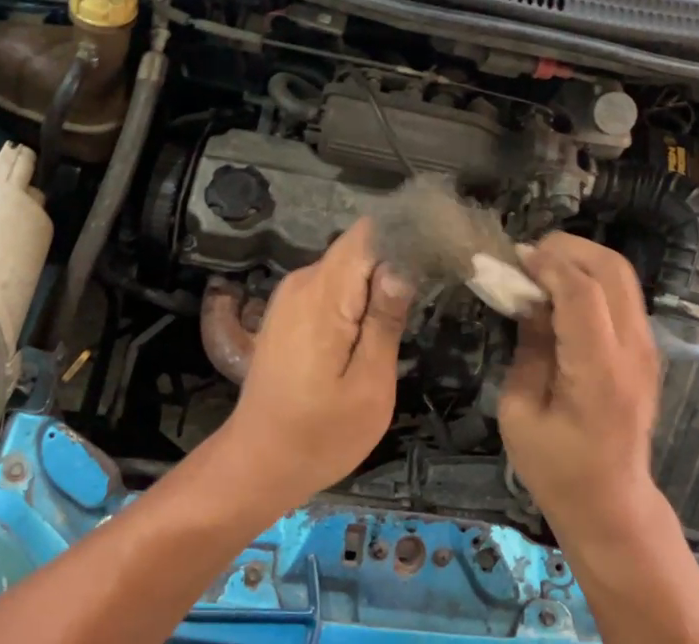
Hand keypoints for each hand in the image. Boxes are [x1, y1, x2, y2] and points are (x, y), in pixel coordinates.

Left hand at [209, 219, 415, 508]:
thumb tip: (402, 266)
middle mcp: (303, 282)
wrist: (258, 465)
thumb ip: (385, 321)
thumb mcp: (369, 386)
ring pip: (347, 268)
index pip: (369, 234)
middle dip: (396, 263)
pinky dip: (357, 299)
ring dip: (377, 284)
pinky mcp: (288, 313)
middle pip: (359, 249)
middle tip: (434, 292)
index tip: (440, 253)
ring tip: (412, 311)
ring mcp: (290, 296)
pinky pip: (331, 288)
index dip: (406, 236)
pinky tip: (375, 328)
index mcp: (324, 294)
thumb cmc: (320, 435)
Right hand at [497, 233, 661, 536]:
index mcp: (600, 372)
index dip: (548, 265)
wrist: (611, 502)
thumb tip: (527, 297)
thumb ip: (528, 348)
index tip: (514, 259)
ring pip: (622, 274)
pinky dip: (592, 277)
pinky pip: (623, 293)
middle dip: (567, 249)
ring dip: (581, 259)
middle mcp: (633, 350)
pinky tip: (561, 290)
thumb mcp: (519, 413)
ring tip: (541, 268)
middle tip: (528, 257)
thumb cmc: (556, 468)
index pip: (583, 293)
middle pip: (612, 269)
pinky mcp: (646, 347)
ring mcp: (647, 346)